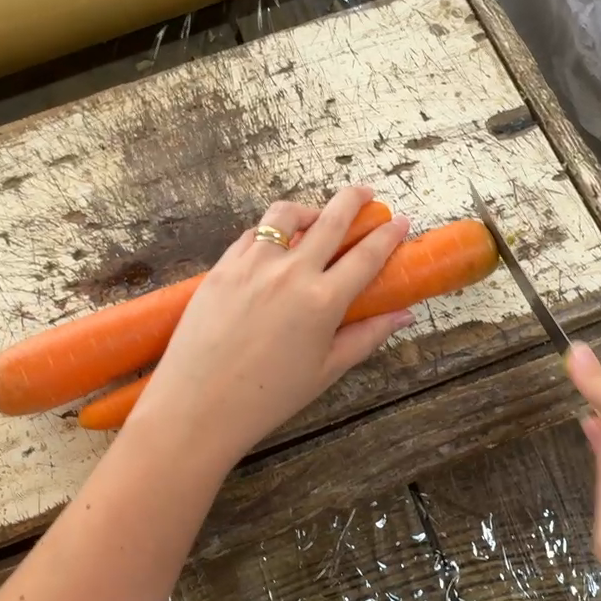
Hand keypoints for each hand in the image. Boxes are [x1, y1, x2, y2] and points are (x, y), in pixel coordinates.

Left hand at [127, 187, 412, 465]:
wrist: (197, 406)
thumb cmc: (267, 397)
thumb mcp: (326, 370)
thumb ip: (367, 336)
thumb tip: (403, 315)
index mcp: (323, 301)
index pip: (367, 255)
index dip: (388, 235)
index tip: (401, 221)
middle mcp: (291, 272)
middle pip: (331, 219)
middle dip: (354, 199)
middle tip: (366, 193)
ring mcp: (253, 264)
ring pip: (285, 214)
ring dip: (308, 209)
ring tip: (315, 216)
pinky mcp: (222, 266)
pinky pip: (252, 235)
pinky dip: (270, 232)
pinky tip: (274, 244)